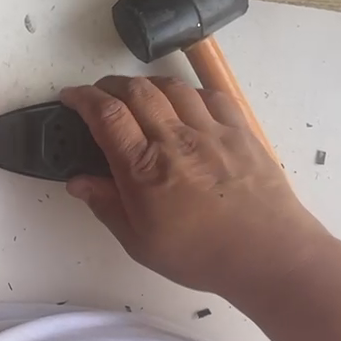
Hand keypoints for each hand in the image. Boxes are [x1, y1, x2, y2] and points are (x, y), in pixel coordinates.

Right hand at [60, 75, 330, 300]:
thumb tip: (77, 182)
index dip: (82, 98)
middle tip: (99, 96)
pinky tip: (182, 103)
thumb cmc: (201, 255)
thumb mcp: (139, 241)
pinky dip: (188, 91)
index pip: (106, 114)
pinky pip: (210, 95)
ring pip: (171, 86)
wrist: (269, 257)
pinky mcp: (240, 132)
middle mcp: (175, 140)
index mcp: (144, 168)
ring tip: (137, 96)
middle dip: (109, 85)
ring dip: (145, 84)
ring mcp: (211, 131)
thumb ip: (106, 205)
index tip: (70, 97)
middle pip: (136, 90)